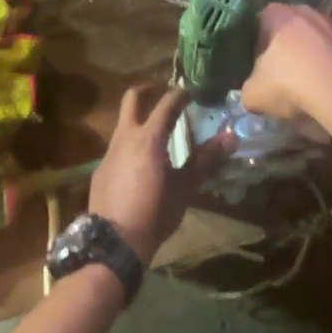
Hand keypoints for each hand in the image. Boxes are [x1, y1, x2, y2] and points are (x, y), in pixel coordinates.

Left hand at [87, 86, 231, 263]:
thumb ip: (205, 159)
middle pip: (132, 99)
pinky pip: (117, 148)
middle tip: (162, 92)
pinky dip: (130, 145)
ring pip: (123, 124)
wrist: (114, 242)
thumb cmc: (155, 212)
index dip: (180, 94)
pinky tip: (139, 164)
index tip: (191, 92)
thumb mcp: (184, 187)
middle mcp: (126, 137)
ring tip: (156, 132)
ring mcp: (109, 152)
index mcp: (150, 137)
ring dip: (138, 120)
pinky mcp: (100, 170)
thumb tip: (231, 137)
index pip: (167, 103)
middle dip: (147, 90)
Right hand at [241, 4, 331, 132]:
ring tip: (315, 88)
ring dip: (317, 57)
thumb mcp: (255, 95)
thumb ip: (249, 90)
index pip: (263, 20)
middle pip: (294, 28)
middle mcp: (310, 12)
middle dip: (290, 49)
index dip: (260, 42)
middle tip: (287, 77)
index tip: (261, 65)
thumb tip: (252, 95)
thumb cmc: (292, 85)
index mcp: (280, 16)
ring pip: (321, 39)